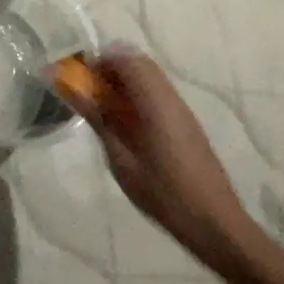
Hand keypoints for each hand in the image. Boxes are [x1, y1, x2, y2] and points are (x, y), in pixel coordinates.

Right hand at [56, 49, 255, 255]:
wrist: (215, 224)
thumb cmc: (164, 193)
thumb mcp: (121, 158)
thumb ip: (97, 118)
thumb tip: (68, 88)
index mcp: (156, 104)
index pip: (126, 59)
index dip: (98, 60)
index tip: (78, 77)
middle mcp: (171, 100)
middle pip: (138, 63)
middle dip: (109, 68)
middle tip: (87, 91)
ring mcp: (182, 111)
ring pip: (149, 77)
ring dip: (122, 82)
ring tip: (102, 109)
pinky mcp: (186, 124)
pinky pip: (157, 94)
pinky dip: (135, 96)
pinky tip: (124, 125)